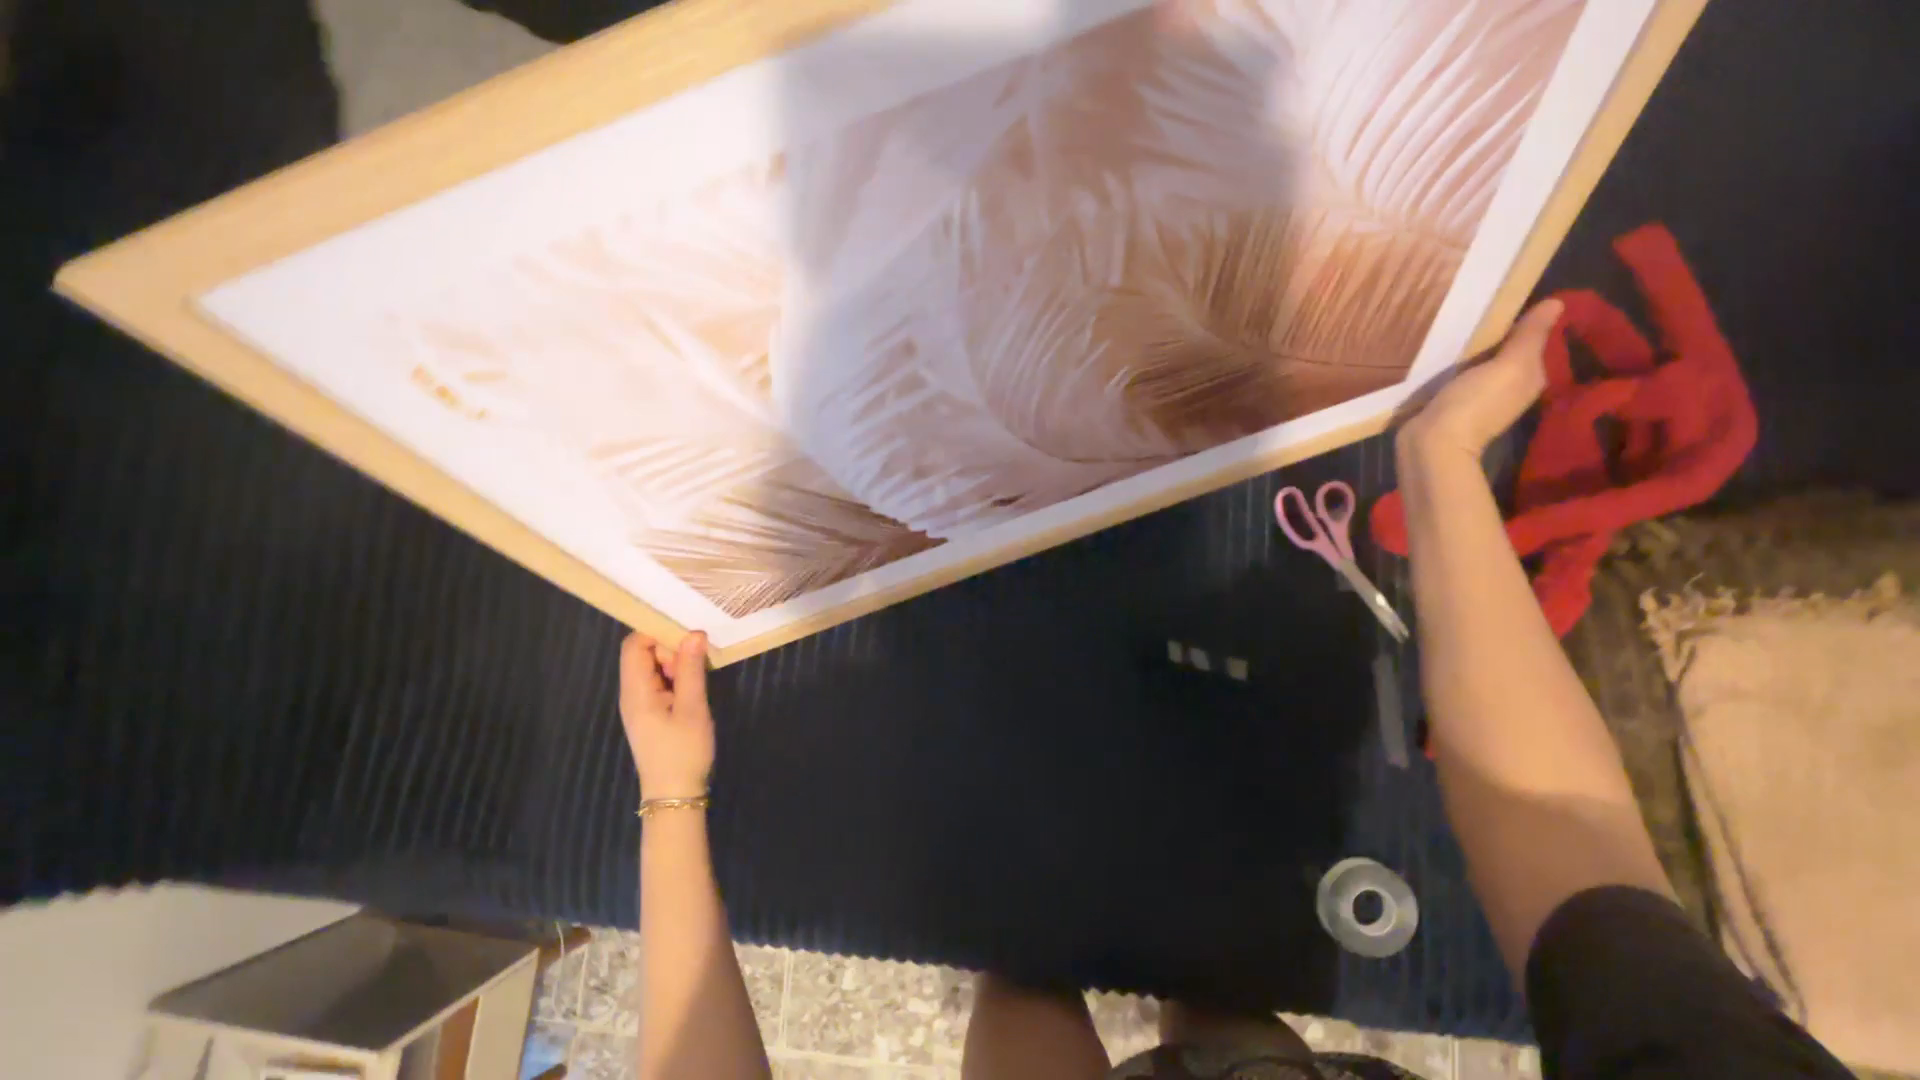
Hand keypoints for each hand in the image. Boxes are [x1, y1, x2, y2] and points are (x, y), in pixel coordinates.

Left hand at [619, 631, 713, 797]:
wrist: (675, 795)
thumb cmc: (683, 751)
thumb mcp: (692, 708)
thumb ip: (691, 669)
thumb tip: (694, 633)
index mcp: (635, 691)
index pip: (634, 644)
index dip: (659, 636)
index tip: (687, 645)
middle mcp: (631, 694)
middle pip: (642, 654)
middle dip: (670, 650)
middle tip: (695, 667)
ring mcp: (639, 705)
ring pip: (652, 669)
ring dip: (675, 666)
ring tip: (697, 681)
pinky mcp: (649, 714)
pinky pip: (658, 684)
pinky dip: (675, 680)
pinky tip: (692, 692)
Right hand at [1398, 297, 1562, 461]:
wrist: (1432, 443)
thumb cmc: (1475, 402)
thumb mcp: (1509, 365)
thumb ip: (1529, 336)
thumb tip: (1557, 303)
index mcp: (1531, 378)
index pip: (1532, 342)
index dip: (1522, 322)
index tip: (1503, 301)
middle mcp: (1510, 388)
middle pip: (1505, 353)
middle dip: (1495, 335)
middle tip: (1476, 308)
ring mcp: (1479, 398)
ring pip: (1480, 364)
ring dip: (1471, 350)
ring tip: (1456, 325)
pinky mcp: (1452, 404)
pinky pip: (1458, 376)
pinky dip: (1453, 365)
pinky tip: (1441, 354)